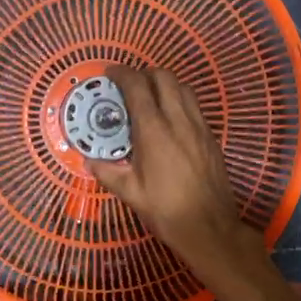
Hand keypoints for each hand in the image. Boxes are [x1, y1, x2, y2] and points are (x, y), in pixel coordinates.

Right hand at [88, 66, 257, 272]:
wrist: (209, 227)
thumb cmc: (166, 211)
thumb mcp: (130, 193)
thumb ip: (107, 172)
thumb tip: (90, 161)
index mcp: (154, 131)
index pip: (138, 87)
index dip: (122, 74)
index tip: (110, 74)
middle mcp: (179, 120)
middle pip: (164, 77)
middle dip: (145, 73)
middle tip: (130, 85)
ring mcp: (199, 127)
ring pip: (183, 88)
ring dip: (165, 84)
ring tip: (150, 97)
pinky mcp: (211, 137)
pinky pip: (195, 106)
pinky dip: (179, 100)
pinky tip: (170, 119)